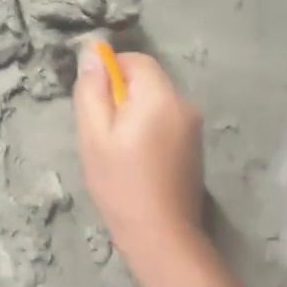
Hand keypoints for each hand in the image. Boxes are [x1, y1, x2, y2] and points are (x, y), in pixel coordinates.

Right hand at [73, 45, 203, 259]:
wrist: (161, 235)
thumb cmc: (121, 183)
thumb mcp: (94, 134)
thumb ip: (92, 89)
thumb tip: (91, 52)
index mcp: (160, 96)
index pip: (136, 60)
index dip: (111, 71)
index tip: (95, 102)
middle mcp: (184, 104)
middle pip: (147, 81)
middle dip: (122, 96)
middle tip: (102, 131)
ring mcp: (193, 127)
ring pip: (156, 102)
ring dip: (135, 114)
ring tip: (118, 149)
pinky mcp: (194, 146)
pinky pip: (166, 121)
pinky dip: (149, 129)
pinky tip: (137, 160)